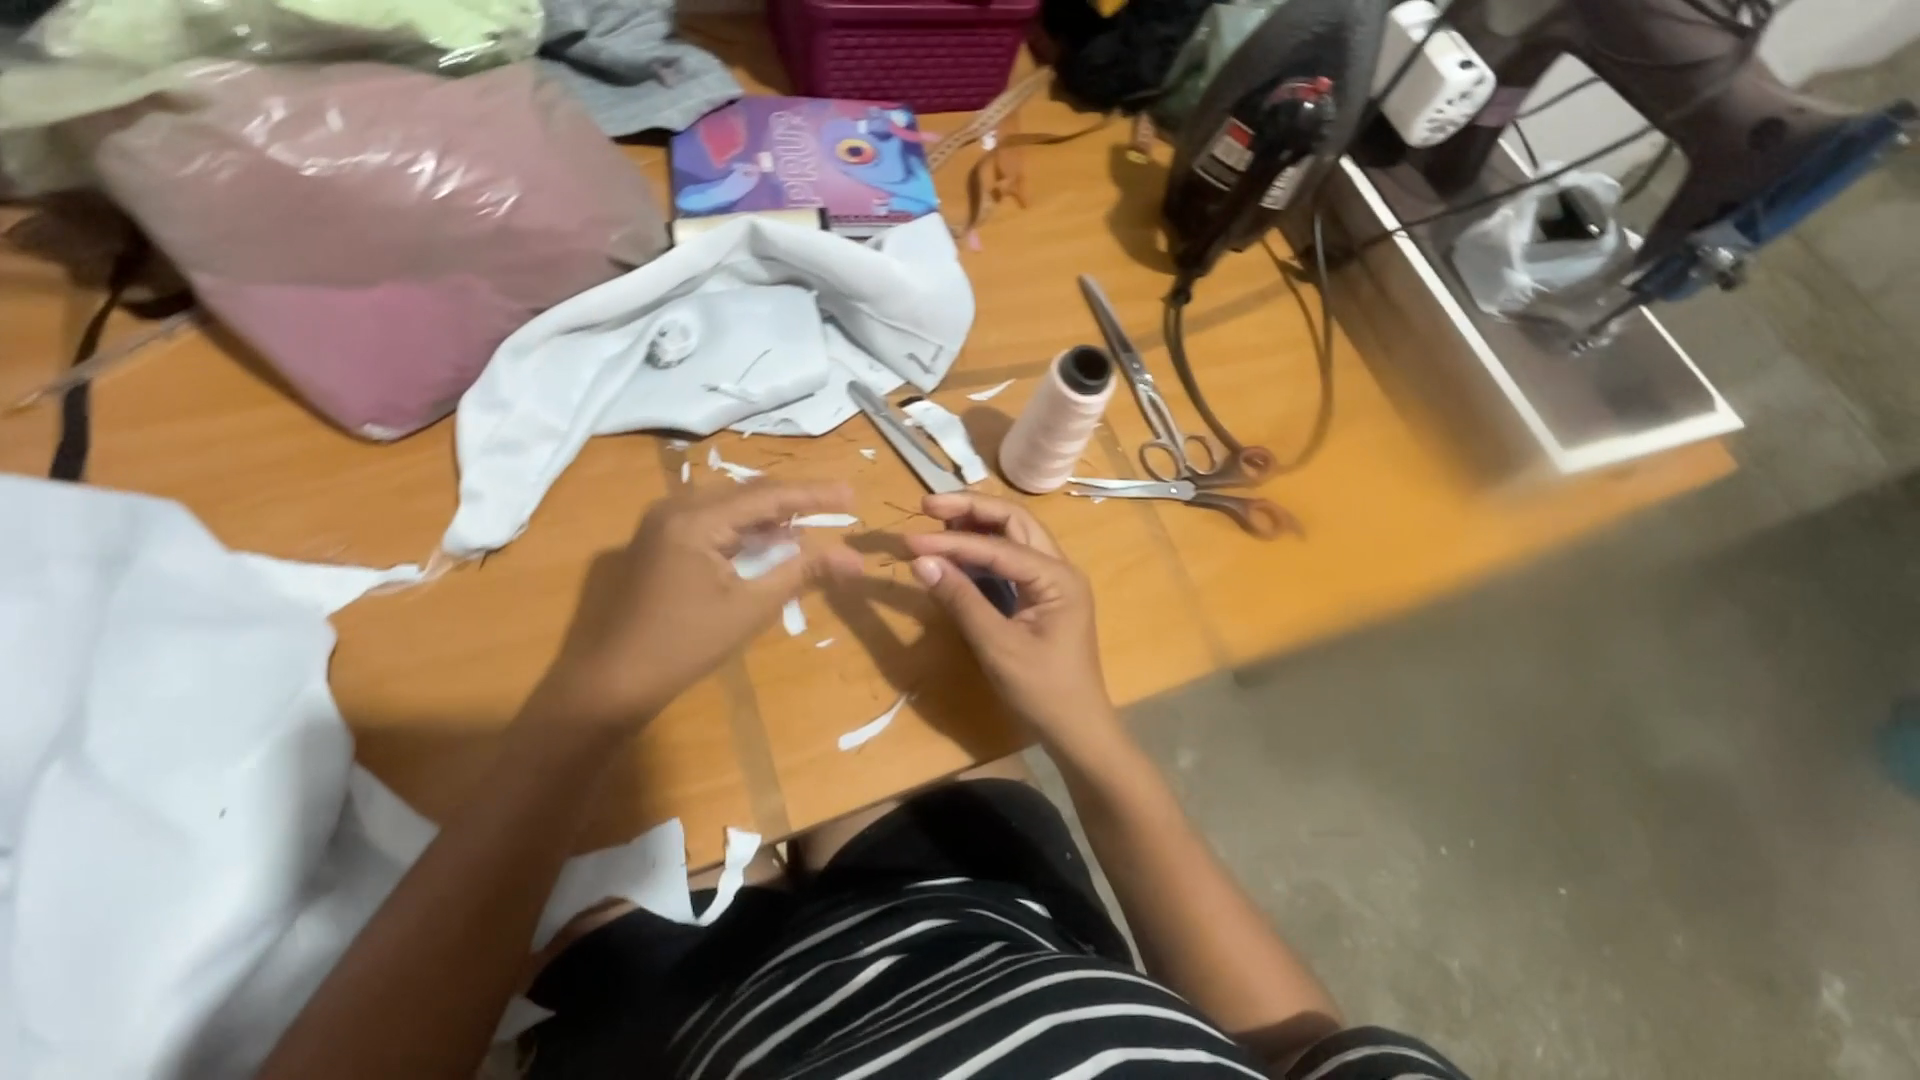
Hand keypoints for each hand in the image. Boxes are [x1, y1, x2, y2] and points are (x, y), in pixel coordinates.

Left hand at [534, 481, 861, 727]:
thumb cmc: (685, 645)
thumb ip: (802, 572)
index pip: (768, 495)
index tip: (853, 495)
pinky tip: (767, 542)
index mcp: (695, 519)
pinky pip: (709, 521)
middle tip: (837, 505)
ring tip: (810, 525)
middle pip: (747, 492)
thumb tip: (854, 559)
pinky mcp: (656, 543)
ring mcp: (660, 524)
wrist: (613, 680)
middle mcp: (674, 508)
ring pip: (728, 505)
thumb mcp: (751, 607)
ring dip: (769, 514)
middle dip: (793, 500)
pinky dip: (742, 529)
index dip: (814, 495)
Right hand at [904, 493, 1121, 751]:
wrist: (1075, 728)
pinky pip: (1012, 560)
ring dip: (977, 524)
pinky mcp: (1041, 596)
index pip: (998, 546)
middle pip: (1014, 521)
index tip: (910, 540)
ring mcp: (1052, 581)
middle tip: (927, 505)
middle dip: (971, 509)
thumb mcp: (997, 646)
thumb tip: (920, 562)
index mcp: (1057, 577)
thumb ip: (960, 600)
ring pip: (1014, 536)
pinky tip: (956, 551)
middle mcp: (1060, 569)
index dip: (952, 540)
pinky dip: (983, 550)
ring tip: (937, 520)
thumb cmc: (1042, 690)